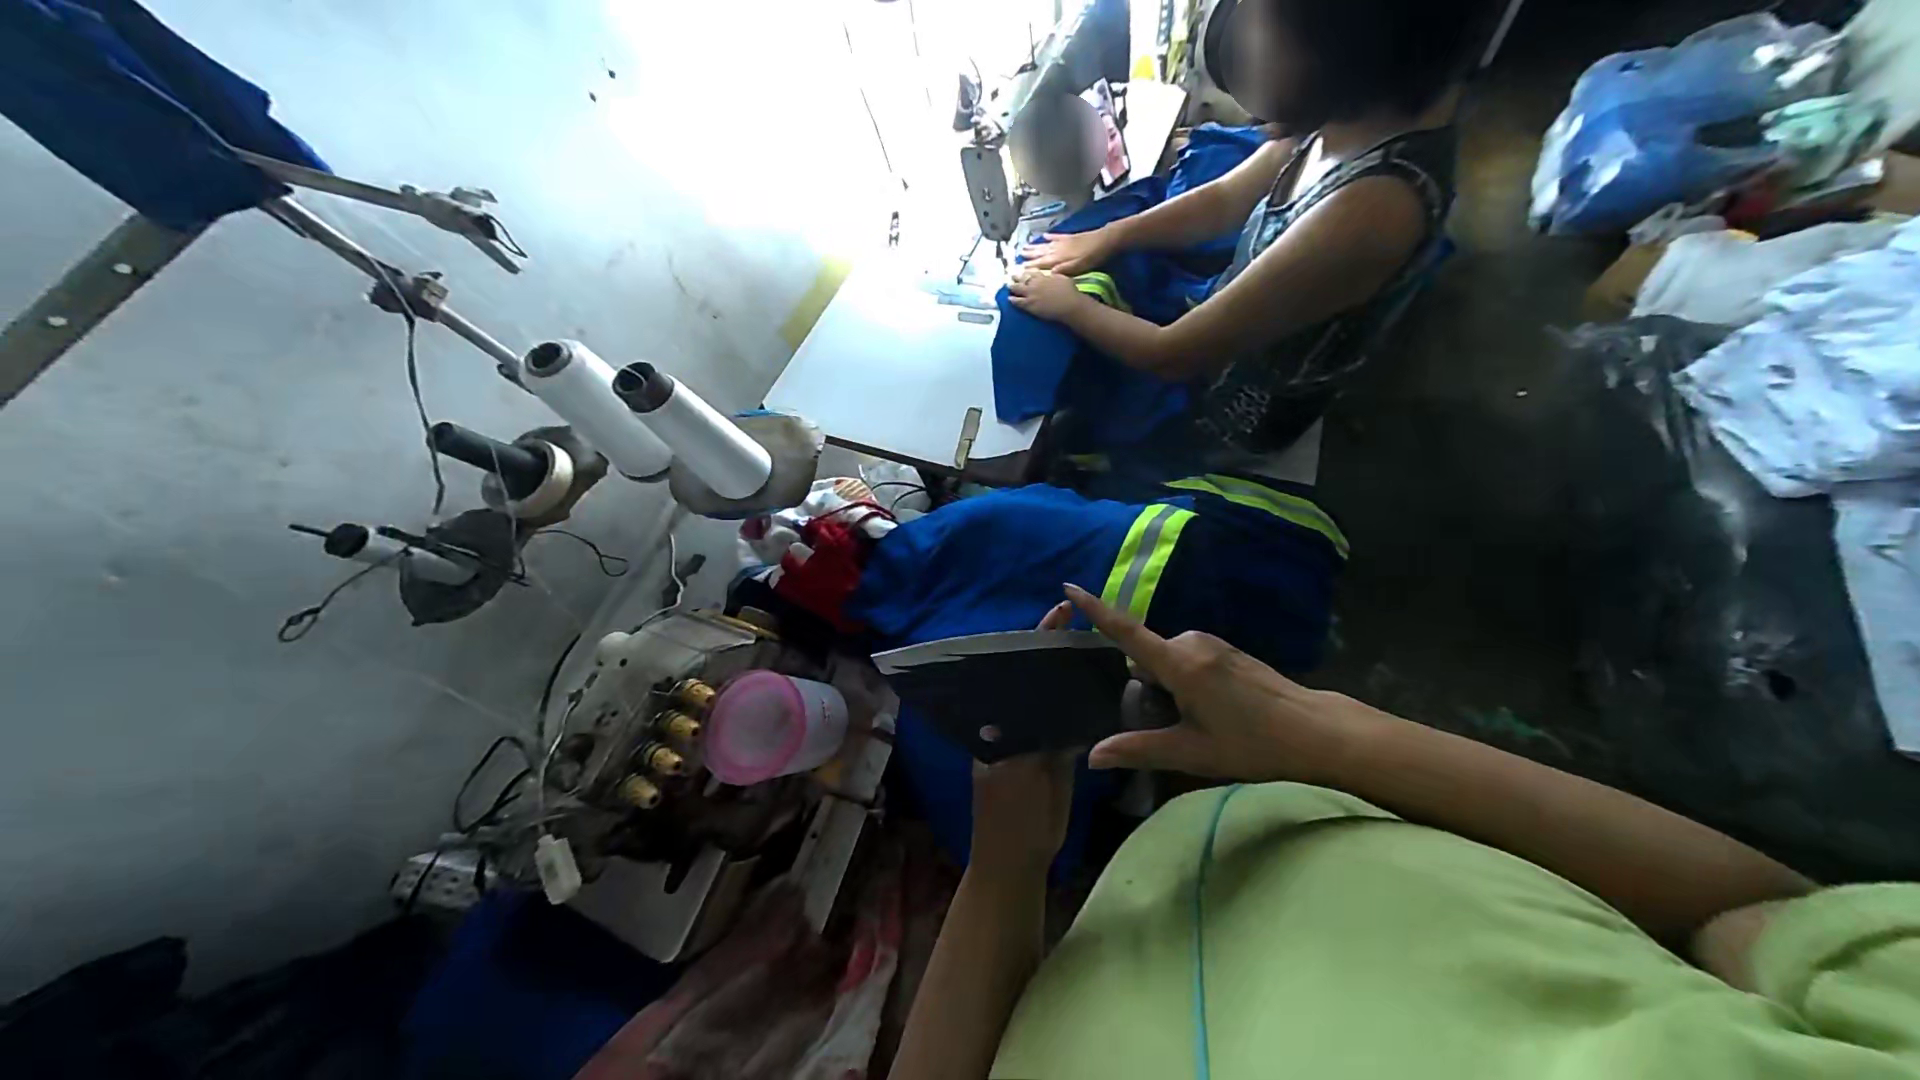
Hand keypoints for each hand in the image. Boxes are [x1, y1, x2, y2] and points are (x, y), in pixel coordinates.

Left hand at [969, 600, 1077, 874]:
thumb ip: (1048, 743)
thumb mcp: (1032, 778)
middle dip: (1051, 651)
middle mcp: (1011, 724)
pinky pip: (1058, 721)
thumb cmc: (1018, 820)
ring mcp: (1028, 737)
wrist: (1015, 861)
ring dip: (1063, 676)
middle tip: (1078, 622)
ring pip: (1046, 698)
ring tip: (1092, 648)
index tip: (1059, 612)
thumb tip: (1063, 701)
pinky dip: (1073, 706)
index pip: (1019, 675)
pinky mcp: (1045, 754)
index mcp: (1001, 725)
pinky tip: (1095, 692)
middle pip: (1032, 680)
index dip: (1039, 642)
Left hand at [1007, 267, 1087, 321]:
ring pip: (1018, 289)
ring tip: (1008, 286)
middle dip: (1016, 276)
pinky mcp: (1029, 305)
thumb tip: (1051, 272)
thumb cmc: (1069, 291)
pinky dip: (1012, 300)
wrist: (1068, 305)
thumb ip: (1054, 274)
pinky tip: (1009, 299)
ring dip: (1012, 286)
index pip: (1031, 271)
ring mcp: (1031, 294)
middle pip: (1022, 278)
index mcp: (1043, 276)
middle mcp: (1035, 283)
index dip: (1026, 270)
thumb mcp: (1062, 277)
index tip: (1022, 269)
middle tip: (1011, 275)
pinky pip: (1018, 302)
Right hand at [1019, 228, 1116, 274]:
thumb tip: (1045, 275)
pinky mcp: (1069, 237)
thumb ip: (1060, 271)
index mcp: (1057, 258)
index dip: (1030, 266)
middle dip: (1029, 254)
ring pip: (1045, 244)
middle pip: (1040, 252)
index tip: (1020, 269)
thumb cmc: (1091, 258)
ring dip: (1035, 246)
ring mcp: (1063, 242)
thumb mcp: (1076, 268)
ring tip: (1025, 246)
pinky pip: (1055, 236)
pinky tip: (1044, 235)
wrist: (1104, 240)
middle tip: (1018, 255)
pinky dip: (1049, 236)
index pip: (1040, 263)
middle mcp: (1057, 249)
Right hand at [1063, 584, 1364, 782]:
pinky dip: (1183, 677)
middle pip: (1146, 654)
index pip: (1126, 632)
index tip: (1069, 587)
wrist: (1316, 731)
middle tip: (1166, 723)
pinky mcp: (1227, 649)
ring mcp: (1213, 643)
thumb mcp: (1192, 752)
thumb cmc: (1252, 744)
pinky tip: (1210, 709)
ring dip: (1165, 682)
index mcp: (1180, 664)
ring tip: (1192, 721)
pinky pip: (1188, 657)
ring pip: (1168, 657)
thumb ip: (1139, 749)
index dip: (1096, 609)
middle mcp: (1193, 643)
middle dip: (1143, 682)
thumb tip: (1093, 757)